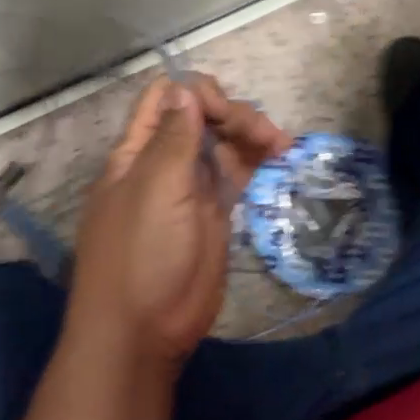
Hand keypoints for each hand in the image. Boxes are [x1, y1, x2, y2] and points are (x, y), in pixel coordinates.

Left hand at [68, 76, 292, 364]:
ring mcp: (191, 187)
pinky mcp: (214, 212)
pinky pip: (237, 173)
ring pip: (224, 143)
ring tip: (281, 144)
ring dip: (252, 134)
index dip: (195, 93)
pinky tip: (279, 156)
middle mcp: (164, 162)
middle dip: (234, 114)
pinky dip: (257, 159)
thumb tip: (184, 88)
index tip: (222, 114)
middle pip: (202, 117)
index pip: (164, 98)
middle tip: (265, 136)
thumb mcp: (155, 190)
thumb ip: (173, 139)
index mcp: (138, 151)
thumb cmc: (140, 255)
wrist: (142, 331)